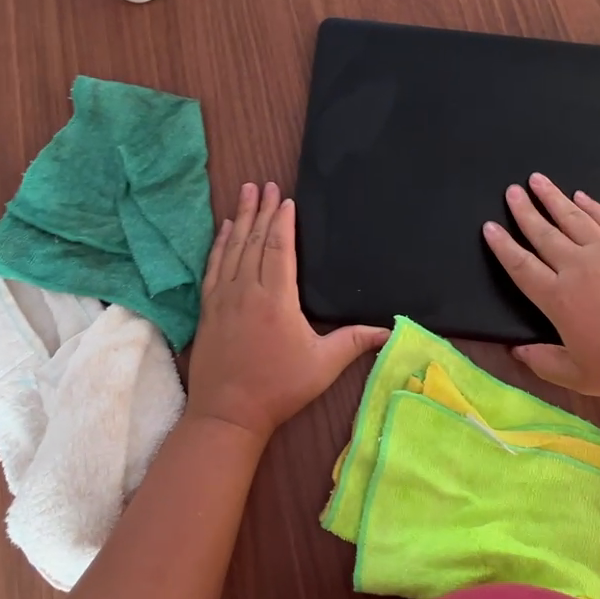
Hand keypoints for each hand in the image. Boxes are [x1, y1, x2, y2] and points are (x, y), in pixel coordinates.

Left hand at [187, 182, 389, 441]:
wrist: (227, 414)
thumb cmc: (279, 388)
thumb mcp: (323, 366)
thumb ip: (354, 342)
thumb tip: (391, 331)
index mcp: (277, 299)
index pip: (279, 248)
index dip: (283, 222)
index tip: (286, 200)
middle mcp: (248, 290)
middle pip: (255, 240)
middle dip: (262, 210)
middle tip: (266, 184)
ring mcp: (224, 298)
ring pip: (233, 248)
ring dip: (241, 218)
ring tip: (246, 192)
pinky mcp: (208, 308)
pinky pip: (214, 266)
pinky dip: (220, 244)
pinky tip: (224, 229)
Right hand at [483, 172, 599, 413]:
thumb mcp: (579, 377)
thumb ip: (544, 362)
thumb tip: (517, 350)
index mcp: (558, 298)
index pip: (521, 265)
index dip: (503, 246)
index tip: (489, 226)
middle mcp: (577, 267)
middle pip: (543, 232)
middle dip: (524, 210)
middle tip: (511, 190)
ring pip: (572, 217)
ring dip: (553, 197)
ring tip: (537, 179)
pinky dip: (592, 206)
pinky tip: (581, 196)